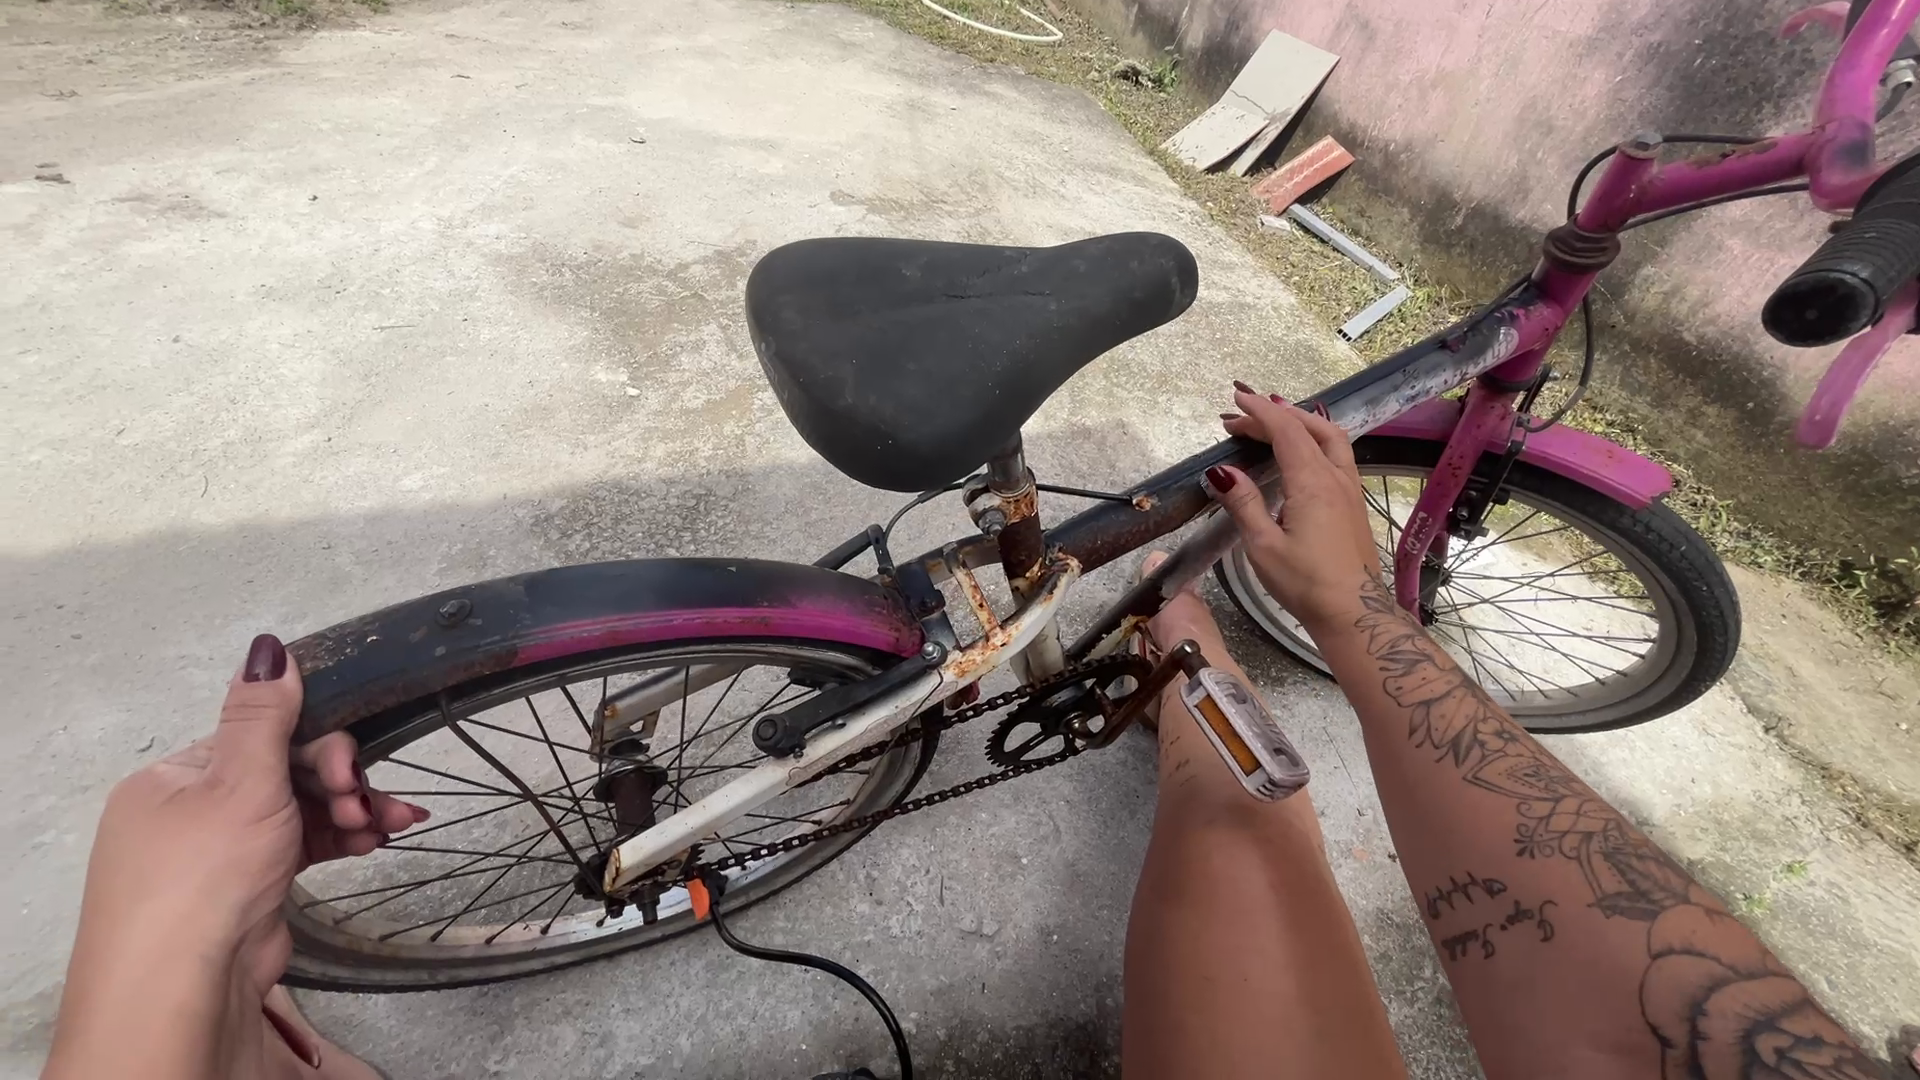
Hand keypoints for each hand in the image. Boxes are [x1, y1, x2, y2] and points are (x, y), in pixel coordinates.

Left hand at [45, 634, 427, 1079]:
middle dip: (345, 785)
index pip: (264, 738)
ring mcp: (223, 848)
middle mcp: (193, 809)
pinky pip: (307, 840)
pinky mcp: (251, 879)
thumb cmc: (208, 871)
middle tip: (369, 805)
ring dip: (356, 812)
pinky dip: (344, 838)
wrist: (187, 983)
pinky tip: (377, 842)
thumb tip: (269, 646)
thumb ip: (263, 715)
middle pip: (292, 773)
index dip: (317, 748)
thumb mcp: (241, 781)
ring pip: (308, 808)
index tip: (348, 769)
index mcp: (175, 779)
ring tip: (391, 826)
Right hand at [1212, 388, 1381, 630]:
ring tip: (1273, 423)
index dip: (1259, 411)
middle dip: (1274, 414)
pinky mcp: (1353, 503)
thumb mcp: (1262, 545)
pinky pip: (1336, 454)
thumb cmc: (1304, 583)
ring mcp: (1350, 489)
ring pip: (1330, 437)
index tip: (1235, 399)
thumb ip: (1243, 503)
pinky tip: (1300, 452)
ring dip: (1300, 422)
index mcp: (1312, 483)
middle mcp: (1336, 477)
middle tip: (1241, 418)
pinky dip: (1314, 439)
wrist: (1354, 612)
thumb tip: (1222, 471)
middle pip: (1308, 427)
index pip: (1285, 431)